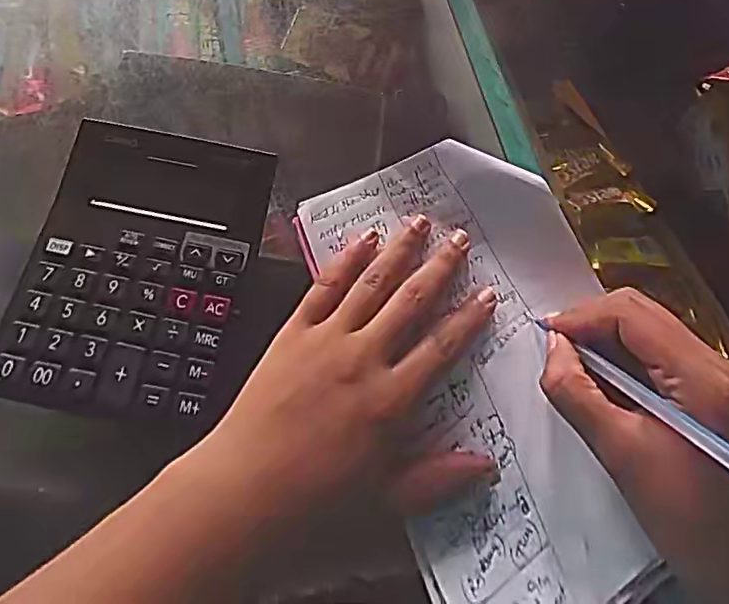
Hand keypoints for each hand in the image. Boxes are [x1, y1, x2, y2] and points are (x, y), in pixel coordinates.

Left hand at [193, 215, 499, 519]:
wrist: (242, 492)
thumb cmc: (310, 505)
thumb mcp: (384, 503)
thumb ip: (437, 480)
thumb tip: (483, 467)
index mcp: (389, 401)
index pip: (441, 347)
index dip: (469, 318)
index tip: (486, 295)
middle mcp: (363, 360)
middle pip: (412, 302)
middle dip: (440, 267)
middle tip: (459, 240)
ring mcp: (327, 340)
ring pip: (373, 283)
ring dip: (399, 250)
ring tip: (419, 223)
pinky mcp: (294, 332)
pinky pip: (325, 287)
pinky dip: (346, 260)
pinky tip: (362, 240)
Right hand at [541, 289, 728, 603]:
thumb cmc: (693, 525)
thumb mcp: (620, 454)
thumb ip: (577, 391)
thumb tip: (554, 347)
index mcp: (703, 378)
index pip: (630, 313)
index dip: (581, 316)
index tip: (549, 334)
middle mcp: (717, 366)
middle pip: (640, 311)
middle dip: (592, 321)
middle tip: (557, 345)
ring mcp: (717, 378)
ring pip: (646, 327)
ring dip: (605, 337)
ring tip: (575, 363)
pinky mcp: (710, 391)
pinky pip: (655, 352)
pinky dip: (622, 356)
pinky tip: (603, 380)